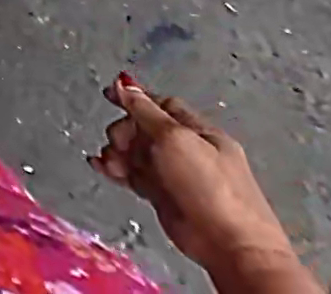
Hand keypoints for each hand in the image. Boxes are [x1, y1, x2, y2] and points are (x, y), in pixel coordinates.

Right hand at [92, 77, 315, 289]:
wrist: (229, 246)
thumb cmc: (210, 188)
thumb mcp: (175, 138)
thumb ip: (145, 109)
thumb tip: (124, 83)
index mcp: (202, 134)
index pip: (163, 105)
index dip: (135, 97)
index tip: (108, 94)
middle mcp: (189, 151)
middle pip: (141, 127)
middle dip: (123, 132)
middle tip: (121, 143)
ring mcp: (176, 174)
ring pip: (133, 151)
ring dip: (116, 153)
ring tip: (114, 164)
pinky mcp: (163, 194)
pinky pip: (130, 172)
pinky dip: (113, 168)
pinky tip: (101, 166)